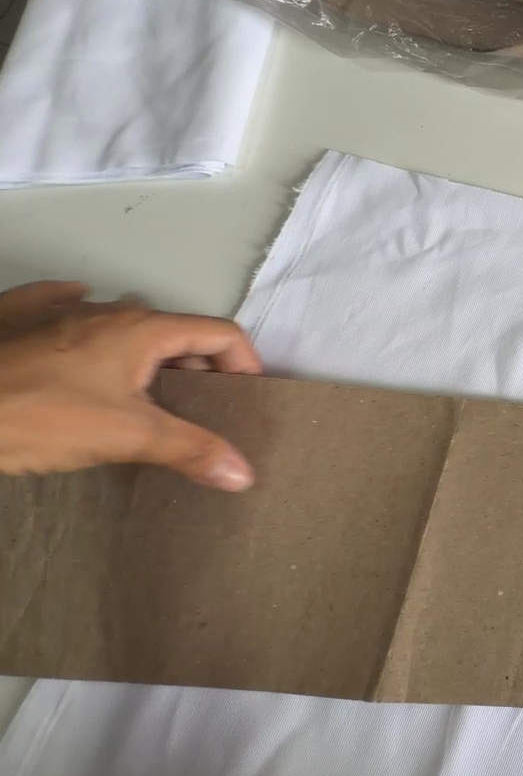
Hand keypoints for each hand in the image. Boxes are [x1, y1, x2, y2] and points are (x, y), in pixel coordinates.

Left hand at [0, 281, 262, 490]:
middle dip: (196, 365)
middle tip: (191, 406)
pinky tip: (74, 307)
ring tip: (142, 382)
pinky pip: (53, 299)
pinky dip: (74, 304)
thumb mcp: (123, 438)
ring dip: (144, 347)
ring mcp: (52, 310)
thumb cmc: (34, 416)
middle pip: (176, 330)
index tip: (238, 399)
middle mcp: (107, 310)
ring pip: (121, 319)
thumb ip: (191, 450)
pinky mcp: (6, 319)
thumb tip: (246, 475)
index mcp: (145, 329)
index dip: (244, 364)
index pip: (223, 335)